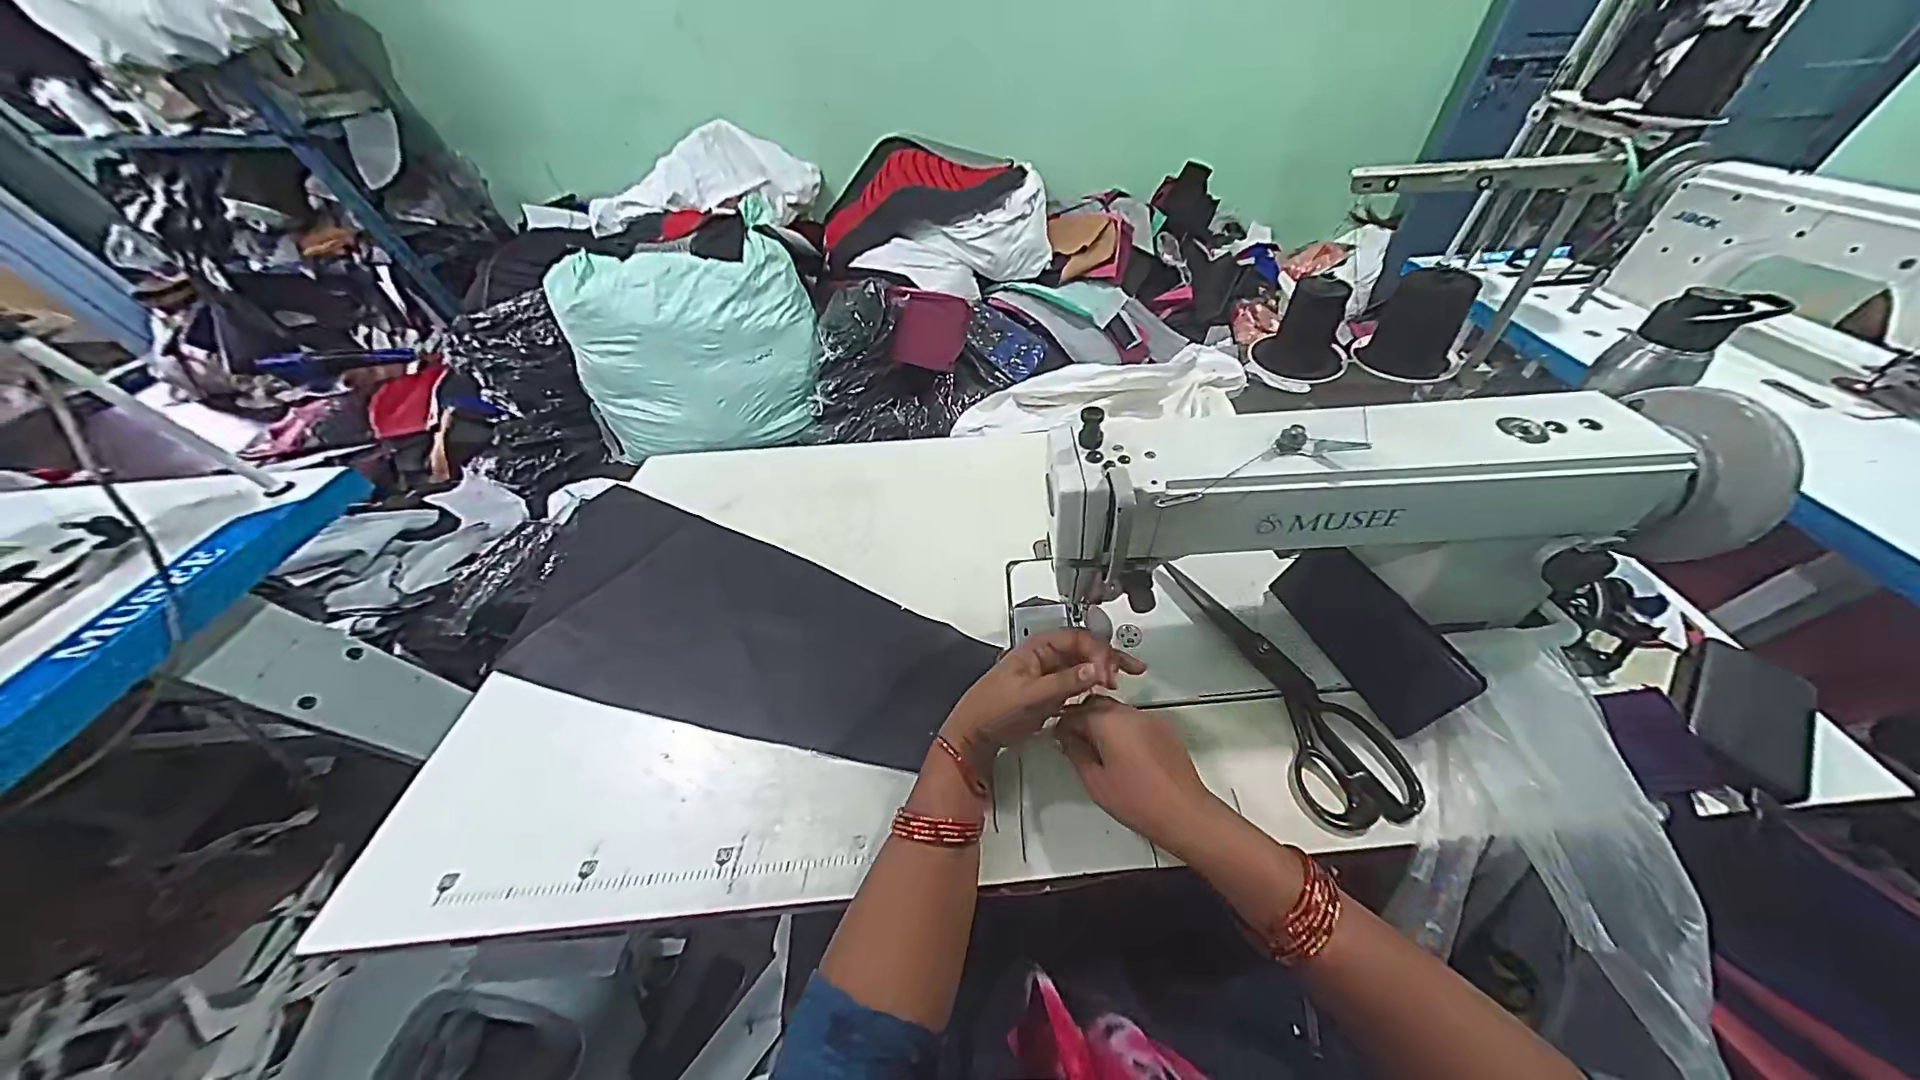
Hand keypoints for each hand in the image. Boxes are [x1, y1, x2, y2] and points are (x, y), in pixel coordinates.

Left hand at [941, 630, 1144, 761]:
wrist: (974, 734)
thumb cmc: (991, 709)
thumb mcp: (1031, 695)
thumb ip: (1065, 682)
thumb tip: (1094, 669)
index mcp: (1036, 648)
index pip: (1078, 639)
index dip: (1098, 652)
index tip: (1108, 673)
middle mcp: (1043, 657)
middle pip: (1084, 649)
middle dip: (1108, 658)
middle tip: (1130, 670)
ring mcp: (1046, 675)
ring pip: (1082, 666)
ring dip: (1103, 671)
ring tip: (1122, 679)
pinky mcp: (1048, 693)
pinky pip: (1076, 684)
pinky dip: (1092, 688)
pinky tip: (1103, 695)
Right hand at [1054, 696, 1230, 852]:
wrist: (1185, 812)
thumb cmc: (1137, 800)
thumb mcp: (1095, 781)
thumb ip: (1076, 754)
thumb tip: (1066, 739)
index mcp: (1106, 721)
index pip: (1074, 713)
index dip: (1062, 726)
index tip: (1058, 741)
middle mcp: (1128, 712)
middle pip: (1096, 704)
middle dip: (1082, 719)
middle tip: (1075, 743)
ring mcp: (1149, 718)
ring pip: (1117, 711)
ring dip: (1103, 723)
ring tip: (1099, 750)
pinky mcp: (1165, 729)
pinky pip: (1136, 721)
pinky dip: (1124, 729)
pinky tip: (1124, 753)